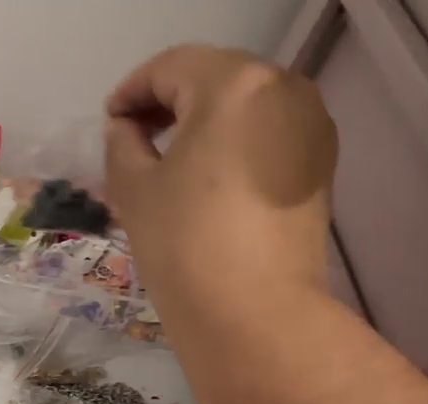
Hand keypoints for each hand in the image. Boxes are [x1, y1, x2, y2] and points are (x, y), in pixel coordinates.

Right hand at [103, 46, 337, 322]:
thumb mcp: (134, 192)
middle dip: (170, 102)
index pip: (172, 67)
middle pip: (215, 78)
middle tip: (134, 138)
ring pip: (245, 107)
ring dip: (203, 123)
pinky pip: (267, 136)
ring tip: (169, 161)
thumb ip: (123, 145)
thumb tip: (125, 128)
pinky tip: (208, 181)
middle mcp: (283, 88)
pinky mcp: (318, 164)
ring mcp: (310, 124)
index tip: (109, 121)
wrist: (252, 313)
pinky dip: (233, 145)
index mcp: (233, 85)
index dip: (132, 90)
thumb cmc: (184, 246)